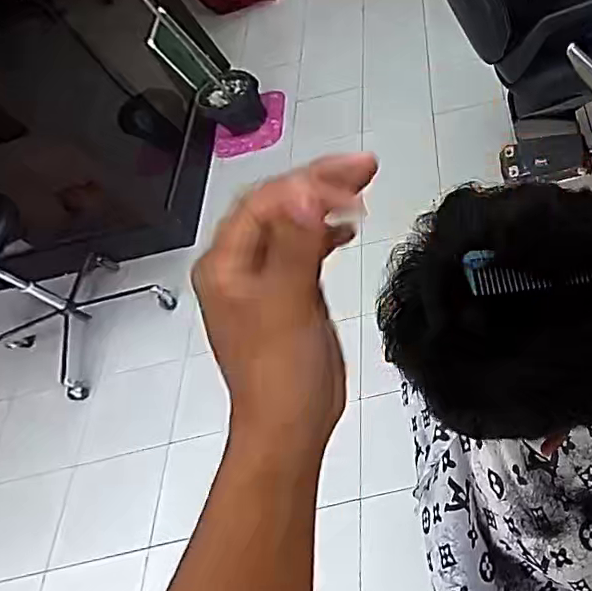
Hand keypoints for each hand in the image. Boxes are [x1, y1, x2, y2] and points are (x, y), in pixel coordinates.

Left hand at [192, 153, 376, 453]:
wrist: (290, 423)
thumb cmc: (282, 373)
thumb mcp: (289, 304)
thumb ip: (295, 246)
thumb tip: (304, 195)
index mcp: (227, 265)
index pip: (266, 202)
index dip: (311, 182)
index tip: (356, 174)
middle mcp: (240, 268)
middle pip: (276, 207)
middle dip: (319, 183)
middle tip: (364, 168)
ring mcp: (264, 283)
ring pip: (291, 225)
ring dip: (323, 204)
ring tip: (359, 190)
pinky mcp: (289, 298)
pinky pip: (303, 250)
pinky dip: (325, 233)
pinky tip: (345, 230)